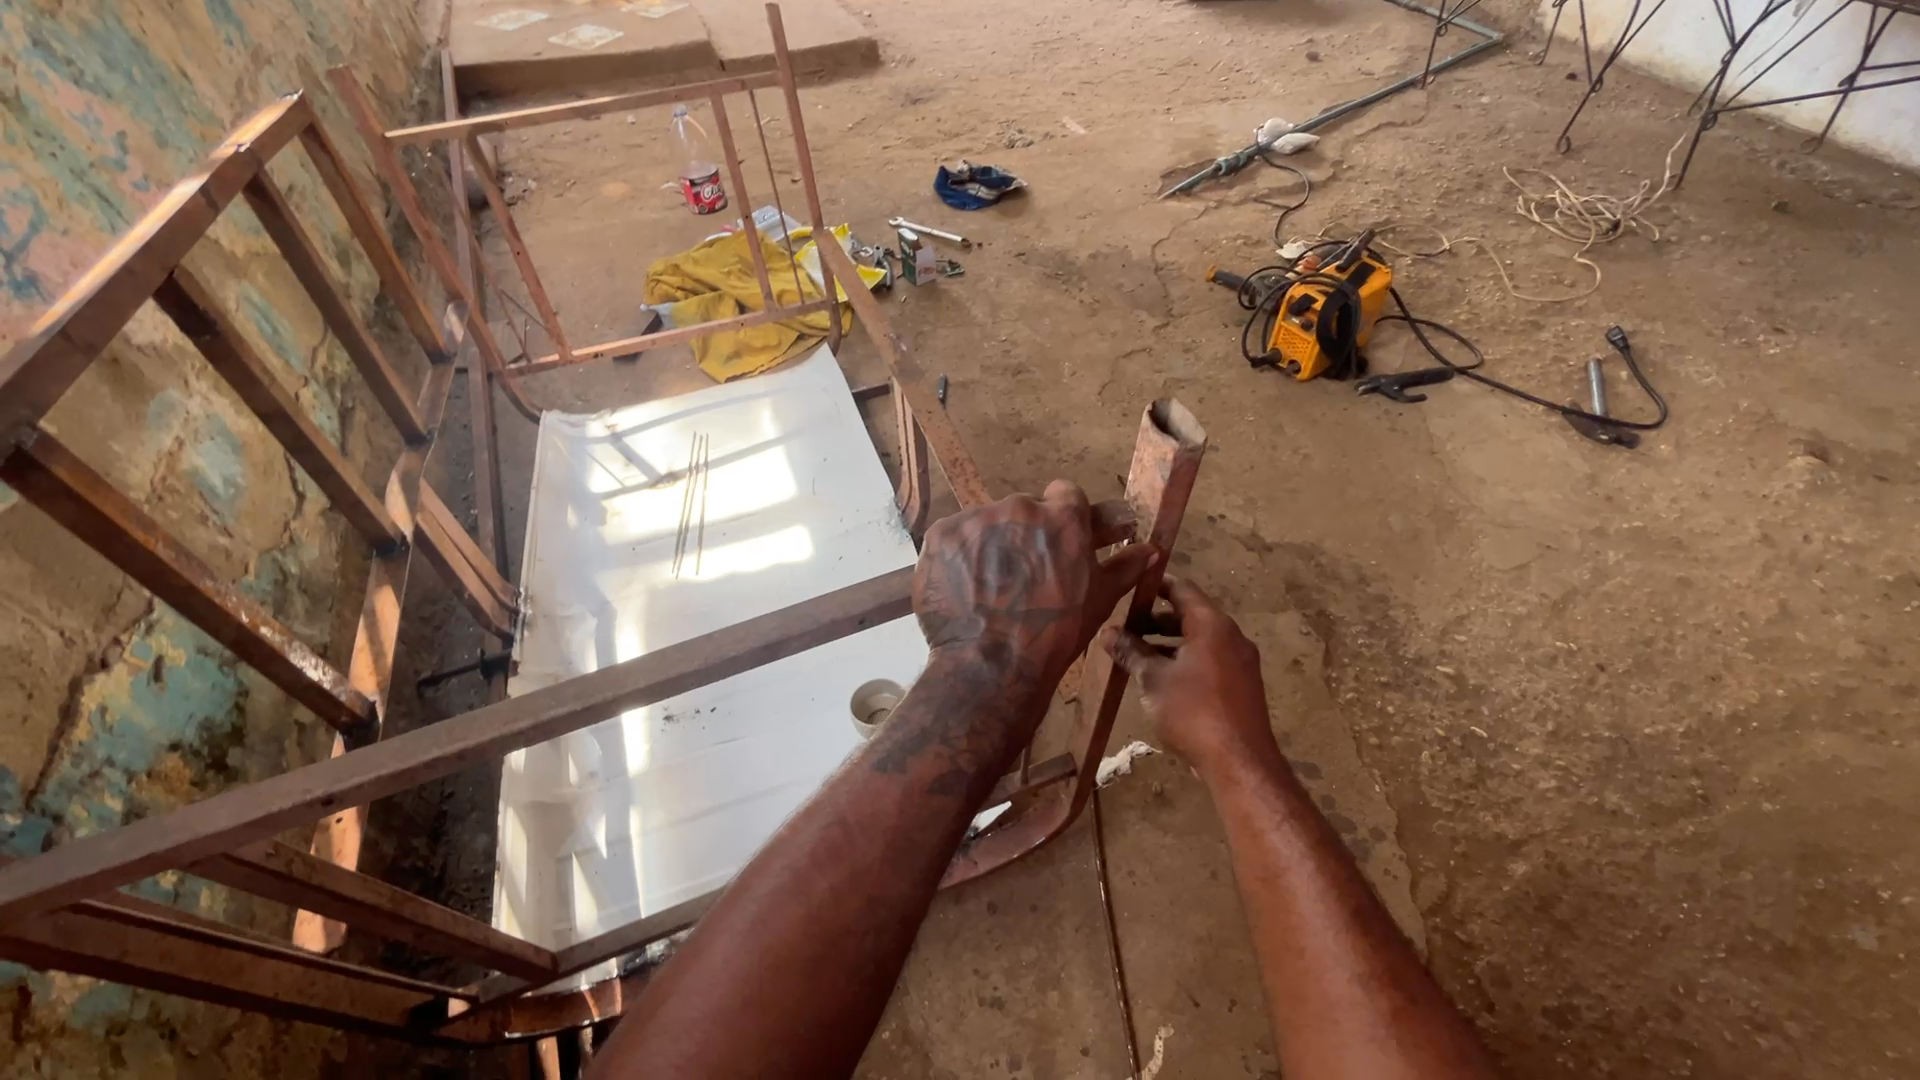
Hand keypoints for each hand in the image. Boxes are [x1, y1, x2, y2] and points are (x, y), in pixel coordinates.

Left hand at [914, 480, 1157, 701]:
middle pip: (1024, 510)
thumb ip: (1124, 566)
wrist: (992, 665)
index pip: (1066, 495)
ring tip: (990, 587)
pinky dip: (958, 557)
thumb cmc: (1054, 635)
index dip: (1063, 518)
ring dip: (990, 544)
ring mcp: (976, 519)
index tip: (1058, 543)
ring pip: (987, 523)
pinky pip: (954, 537)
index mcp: (1063, 517)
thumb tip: (1151, 549)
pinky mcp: (941, 535)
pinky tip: (965, 587)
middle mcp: (1019, 508)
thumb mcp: (1098, 600)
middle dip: (1025, 535)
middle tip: (1024, 575)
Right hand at [1104, 576, 1276, 778]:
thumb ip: (1131, 652)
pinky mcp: (1241, 686)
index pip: (1182, 589)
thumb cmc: (1192, 711)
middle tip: (1125, 625)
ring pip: (1199, 641)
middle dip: (1156, 619)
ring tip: (1136, 654)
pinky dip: (1185, 660)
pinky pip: (1209, 661)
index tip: (1130, 585)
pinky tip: (1161, 680)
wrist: (1239, 762)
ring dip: (1169, 643)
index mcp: (1212, 625)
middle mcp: (1231, 637)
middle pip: (1191, 615)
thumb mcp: (1152, 679)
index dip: (1155, 585)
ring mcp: (1240, 662)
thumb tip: (1107, 632)